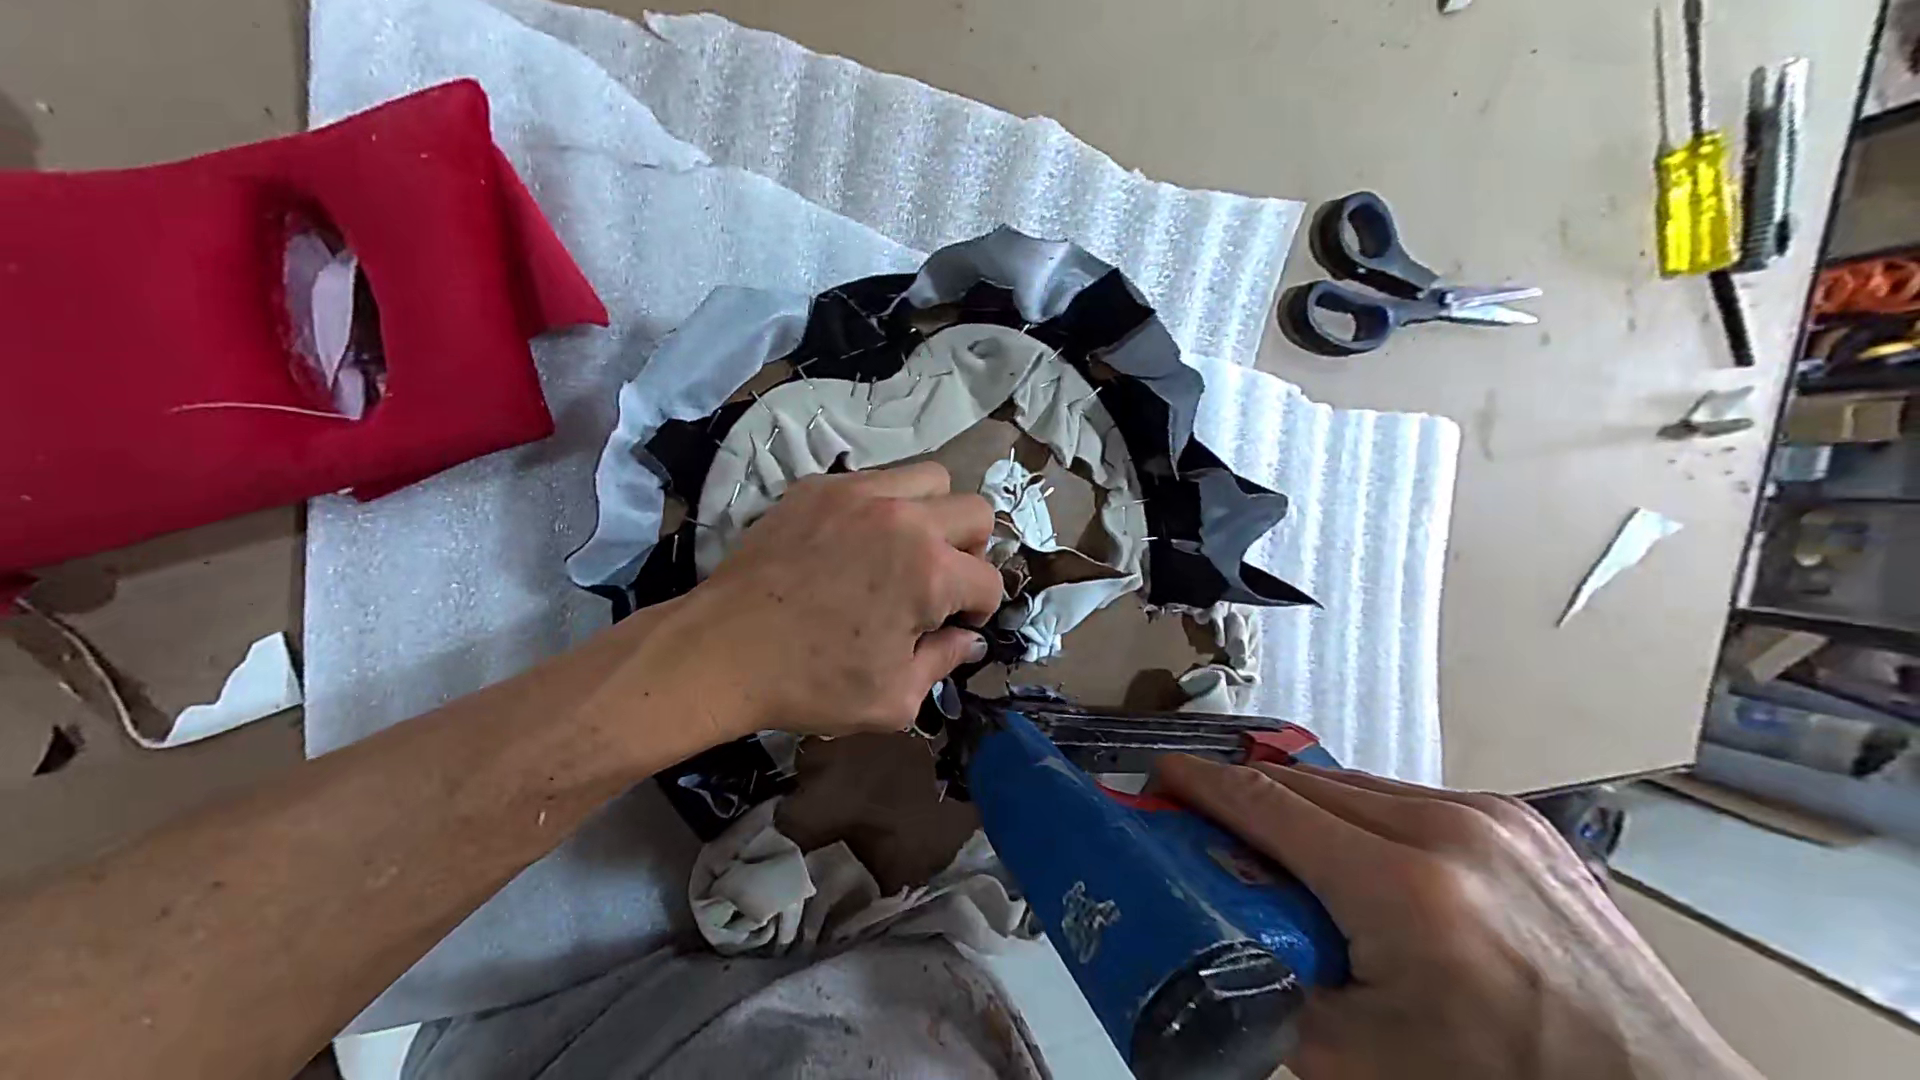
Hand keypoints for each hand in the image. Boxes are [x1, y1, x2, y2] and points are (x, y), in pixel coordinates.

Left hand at [621, 463, 1003, 743]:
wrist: (721, 651)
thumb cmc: (811, 683)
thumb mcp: (894, 699)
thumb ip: (944, 663)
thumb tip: (966, 638)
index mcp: (930, 573)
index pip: (989, 581)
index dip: (979, 610)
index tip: (954, 625)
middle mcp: (904, 519)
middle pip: (976, 511)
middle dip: (972, 550)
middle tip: (941, 580)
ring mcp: (859, 493)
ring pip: (930, 478)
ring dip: (934, 514)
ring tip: (904, 548)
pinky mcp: (819, 486)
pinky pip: (875, 478)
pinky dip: (883, 505)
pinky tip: (855, 540)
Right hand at [1154, 757, 1761, 1079]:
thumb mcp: (1357, 1062)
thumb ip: (1269, 986)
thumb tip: (1209, 930)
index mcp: (1404, 889)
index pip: (1267, 805)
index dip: (1202, 784)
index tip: (1160, 775)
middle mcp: (1448, 829)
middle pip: (1304, 786)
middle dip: (1243, 796)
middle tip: (1200, 817)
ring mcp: (1492, 817)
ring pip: (1353, 786)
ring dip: (1301, 806)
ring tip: (1274, 844)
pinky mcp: (1520, 821)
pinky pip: (1404, 798)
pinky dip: (1359, 815)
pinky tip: (1356, 856)